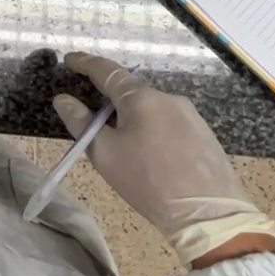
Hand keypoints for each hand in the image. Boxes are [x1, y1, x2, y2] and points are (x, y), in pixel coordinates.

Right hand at [52, 52, 274, 265]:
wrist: (211, 216)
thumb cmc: (149, 181)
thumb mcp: (104, 153)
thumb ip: (80, 121)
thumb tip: (63, 99)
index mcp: (141, 98)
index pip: (106, 70)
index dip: (84, 62)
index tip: (69, 59)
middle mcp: (168, 98)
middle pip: (130, 89)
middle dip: (109, 96)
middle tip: (91, 110)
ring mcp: (191, 116)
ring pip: (151, 107)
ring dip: (132, 113)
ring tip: (121, 138)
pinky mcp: (205, 134)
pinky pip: (169, 121)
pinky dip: (152, 126)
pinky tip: (150, 149)